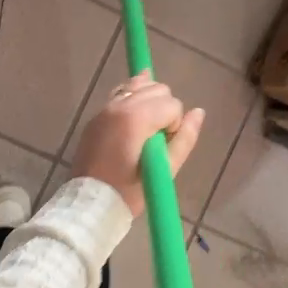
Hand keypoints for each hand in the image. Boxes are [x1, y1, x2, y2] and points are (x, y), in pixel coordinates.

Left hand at [72, 72, 203, 216]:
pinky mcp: (97, 116)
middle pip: (158, 89)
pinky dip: (133, 97)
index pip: (172, 104)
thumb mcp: (164, 170)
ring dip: (150, 101)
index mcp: (136, 118)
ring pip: (139, 85)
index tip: (164, 147)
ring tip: (147, 127)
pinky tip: (138, 107)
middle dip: (164, 109)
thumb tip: (198, 112)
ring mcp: (105, 108)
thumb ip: (185, 139)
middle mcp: (119, 105)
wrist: (89, 202)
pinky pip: (121, 93)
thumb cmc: (129, 191)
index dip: (174, 125)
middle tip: (157, 139)